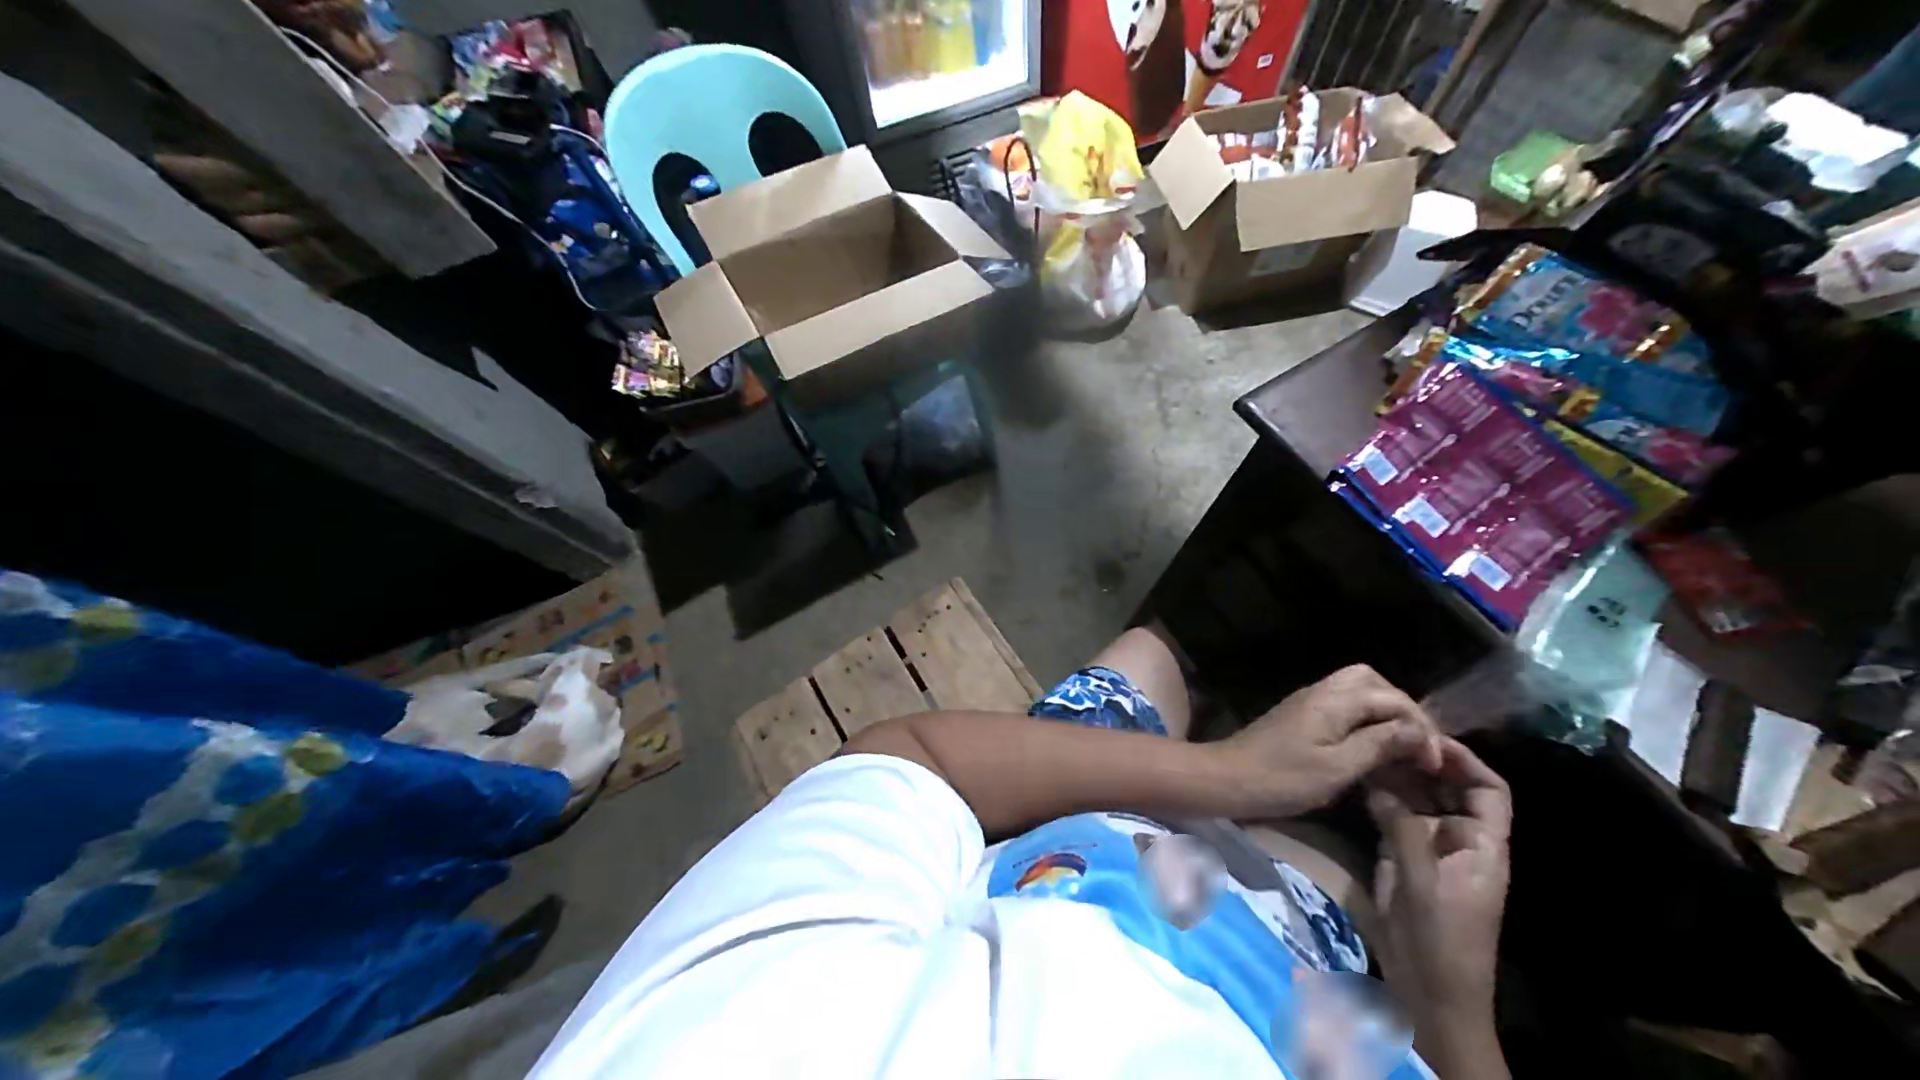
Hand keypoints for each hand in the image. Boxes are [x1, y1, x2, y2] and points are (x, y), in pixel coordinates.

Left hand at [1213, 664, 1442, 818]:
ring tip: (1401, 748)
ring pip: (1356, 692)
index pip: (1392, 697)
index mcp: (1333, 700)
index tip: (1431, 763)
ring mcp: (1307, 703)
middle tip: (1418, 746)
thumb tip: (1419, 730)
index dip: (1420, 726)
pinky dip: (1364, 721)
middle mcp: (1321, 692)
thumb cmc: (1282, 778)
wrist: (1227, 778)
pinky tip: (1371, 749)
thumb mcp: (1338, 767)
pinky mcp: (1300, 718)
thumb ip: (1379, 744)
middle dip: (1403, 709)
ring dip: (1384, 714)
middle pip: (1372, 681)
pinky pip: (1341, 707)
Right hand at [1368, 738, 1511, 1077]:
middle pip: (1450, 790)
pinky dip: (1381, 797)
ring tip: (1368, 749)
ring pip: (1420, 801)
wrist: (1431, 991)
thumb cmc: (1440, 936)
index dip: (1465, 760)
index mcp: (1482, 845)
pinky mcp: (1404, 858)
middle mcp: (1460, 840)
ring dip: (1399, 777)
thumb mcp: (1421, 878)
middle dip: (1424, 762)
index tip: (1427, 736)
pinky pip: (1396, 817)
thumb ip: (1402, 826)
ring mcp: (1430, 849)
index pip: (1489, 790)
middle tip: (1386, 736)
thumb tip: (1379, 781)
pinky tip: (1359, 780)